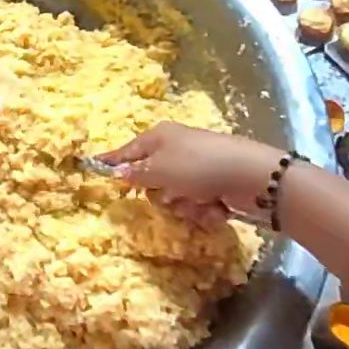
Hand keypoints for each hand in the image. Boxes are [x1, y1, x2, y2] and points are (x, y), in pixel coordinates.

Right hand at [97, 122, 284, 222]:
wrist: (254, 178)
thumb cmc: (199, 166)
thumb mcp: (160, 169)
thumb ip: (135, 173)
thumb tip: (117, 171)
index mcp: (159, 137)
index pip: (127, 150)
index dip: (112, 161)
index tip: (94, 166)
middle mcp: (176, 151)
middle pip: (151, 179)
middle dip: (160, 193)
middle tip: (170, 194)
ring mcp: (196, 170)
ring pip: (174, 197)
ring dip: (185, 206)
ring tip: (201, 203)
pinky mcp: (214, 187)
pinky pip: (196, 205)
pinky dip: (204, 211)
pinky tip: (216, 208)